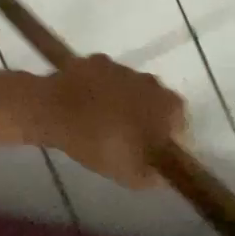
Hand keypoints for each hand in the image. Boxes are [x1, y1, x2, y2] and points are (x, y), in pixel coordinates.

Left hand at [44, 55, 186, 188]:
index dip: (169, 137)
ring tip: (104, 120)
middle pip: (155, 100)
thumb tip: (159, 173)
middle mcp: (148, 80)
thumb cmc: (101, 143)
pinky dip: (99, 87)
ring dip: (122, 100)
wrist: (55, 110)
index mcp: (167, 105)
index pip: (180, 121)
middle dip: (147, 116)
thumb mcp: (134, 176)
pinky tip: (87, 103)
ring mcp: (119, 66)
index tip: (155, 150)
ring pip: (129, 86)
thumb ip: (154, 175)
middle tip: (130, 137)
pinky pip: (103, 77)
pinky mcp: (93, 59)